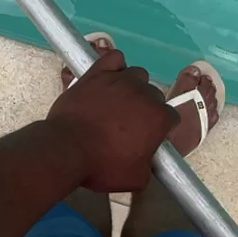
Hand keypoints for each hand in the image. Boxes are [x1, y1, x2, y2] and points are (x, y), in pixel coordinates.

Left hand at [42, 46, 176, 191]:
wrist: (67, 149)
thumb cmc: (102, 165)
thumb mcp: (136, 178)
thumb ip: (149, 164)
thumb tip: (148, 157)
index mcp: (158, 118)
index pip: (171, 117)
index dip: (161, 128)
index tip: (149, 137)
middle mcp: (143, 93)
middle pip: (154, 95)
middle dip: (147, 108)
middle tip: (130, 124)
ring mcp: (119, 79)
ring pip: (137, 74)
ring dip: (133, 86)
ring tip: (118, 101)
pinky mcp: (97, 73)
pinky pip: (114, 58)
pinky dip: (115, 65)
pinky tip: (109, 77)